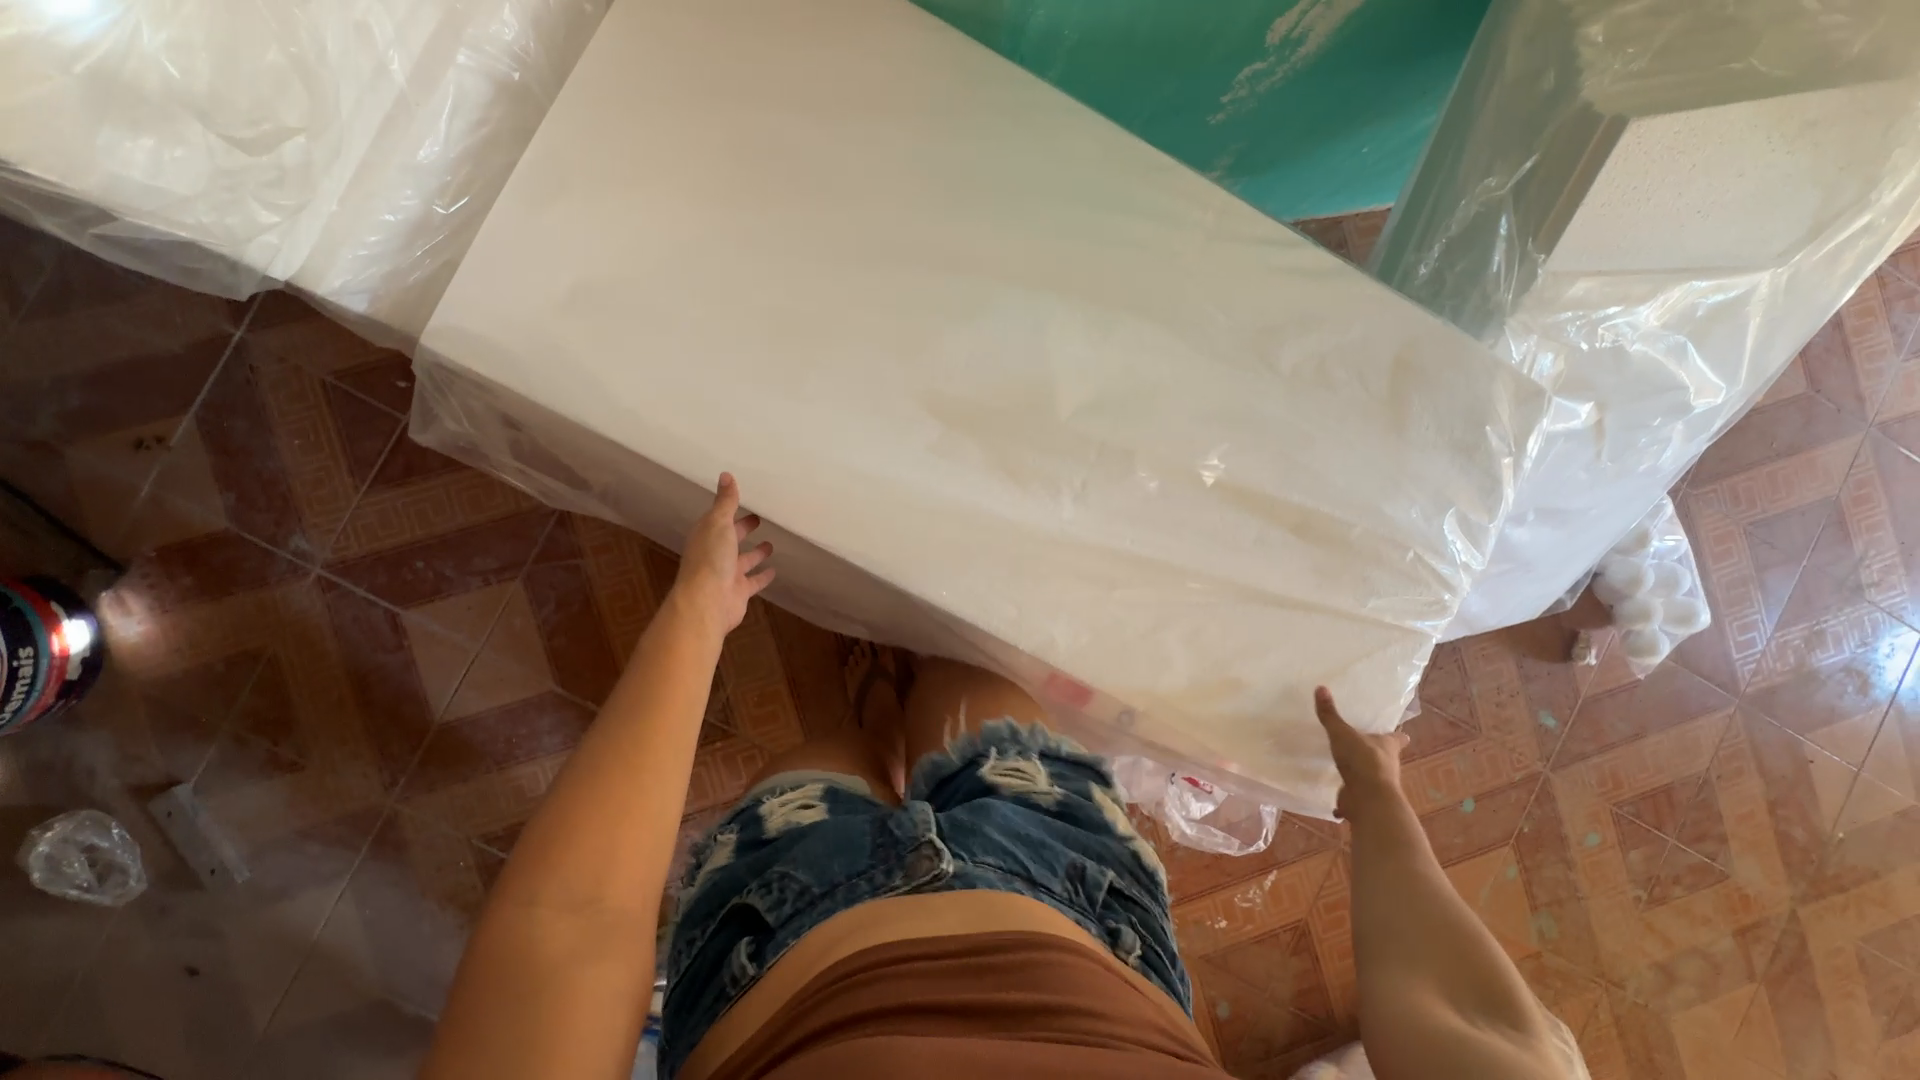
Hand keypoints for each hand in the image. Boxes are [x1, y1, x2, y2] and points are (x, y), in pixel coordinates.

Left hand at [671, 473, 775, 635]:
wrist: (707, 601)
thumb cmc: (711, 558)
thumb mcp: (718, 523)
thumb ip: (725, 502)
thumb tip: (726, 475)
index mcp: (706, 536)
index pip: (719, 519)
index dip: (729, 510)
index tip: (744, 500)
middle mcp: (715, 554)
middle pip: (731, 539)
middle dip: (743, 529)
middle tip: (758, 519)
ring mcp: (727, 574)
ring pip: (743, 561)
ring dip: (755, 553)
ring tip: (771, 545)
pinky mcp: (739, 591)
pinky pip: (753, 581)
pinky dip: (762, 576)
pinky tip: (774, 571)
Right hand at [1315, 686, 1409, 820]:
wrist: (1368, 799)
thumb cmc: (1363, 760)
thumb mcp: (1342, 733)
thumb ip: (1330, 715)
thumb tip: (1321, 687)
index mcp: (1388, 745)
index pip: (1398, 737)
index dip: (1396, 735)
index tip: (1396, 732)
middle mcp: (1388, 764)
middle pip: (1385, 755)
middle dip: (1376, 751)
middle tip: (1363, 743)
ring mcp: (1378, 783)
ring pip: (1372, 774)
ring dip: (1363, 771)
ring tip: (1347, 765)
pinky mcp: (1366, 798)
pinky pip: (1356, 793)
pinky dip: (1349, 794)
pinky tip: (1337, 795)